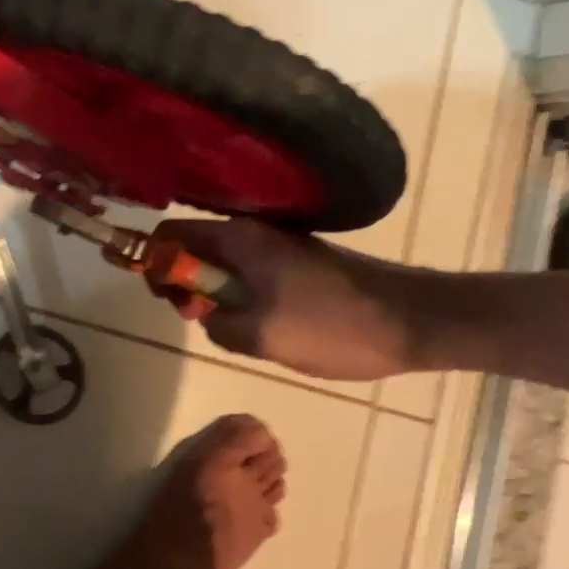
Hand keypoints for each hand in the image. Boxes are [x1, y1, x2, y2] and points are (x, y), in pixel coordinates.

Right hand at [152, 218, 439, 381]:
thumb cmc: (333, 326)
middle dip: (186, 283)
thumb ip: (217, 323)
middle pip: (193, 247)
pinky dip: (242, 296)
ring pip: (223, 264)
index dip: (153, 262)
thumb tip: (204, 313)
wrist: (415, 321)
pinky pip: (250, 273)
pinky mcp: (297, 262)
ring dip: (217, 294)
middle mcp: (252, 232)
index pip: (169, 234)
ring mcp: (278, 246)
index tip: (165, 299)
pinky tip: (263, 327)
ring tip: (238, 331)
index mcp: (238, 239)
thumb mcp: (262, 336)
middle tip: (202, 320)